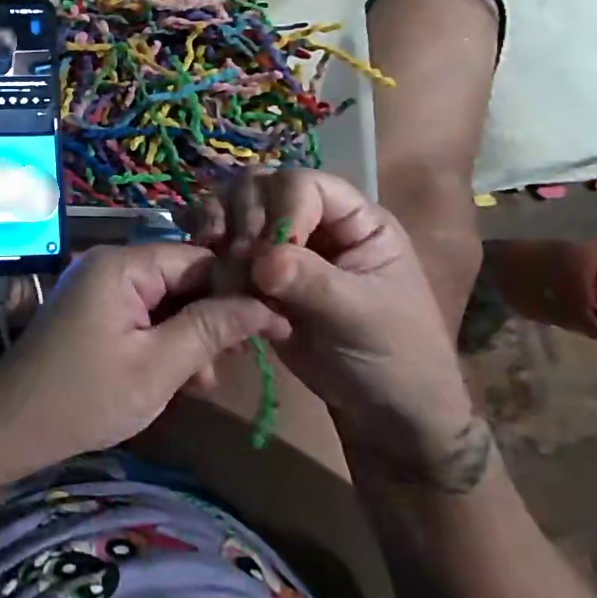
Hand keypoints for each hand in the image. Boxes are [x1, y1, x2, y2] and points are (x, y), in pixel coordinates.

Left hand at [0, 243, 290, 490]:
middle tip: (241, 359)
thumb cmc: (86, 396)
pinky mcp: (92, 310)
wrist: (11, 426)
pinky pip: (141, 313)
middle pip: (180, 277)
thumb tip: (264, 305)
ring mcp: (97, 287)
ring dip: (190, 335)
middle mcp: (108, 264)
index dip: (235, 288)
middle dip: (211, 317)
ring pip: (163, 299)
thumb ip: (210, 329)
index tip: (273, 322)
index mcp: (121, 265)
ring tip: (209, 380)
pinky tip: (183, 377)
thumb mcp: (158, 366)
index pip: (196, 257)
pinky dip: (163, 340)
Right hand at [189, 171, 477, 469]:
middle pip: (259, 187)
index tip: (270, 259)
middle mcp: (313, 220)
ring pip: (232, 208)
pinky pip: (221, 242)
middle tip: (240, 266)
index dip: (281, 212)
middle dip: (242, 221)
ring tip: (217, 267)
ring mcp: (280, 243)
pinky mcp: (255, 271)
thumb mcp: (361, 318)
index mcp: (354, 219)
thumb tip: (261, 262)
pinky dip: (206, 249)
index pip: (304, 185)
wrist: (383, 411)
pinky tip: (203, 266)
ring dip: (218, 230)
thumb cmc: (393, 358)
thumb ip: (313, 282)